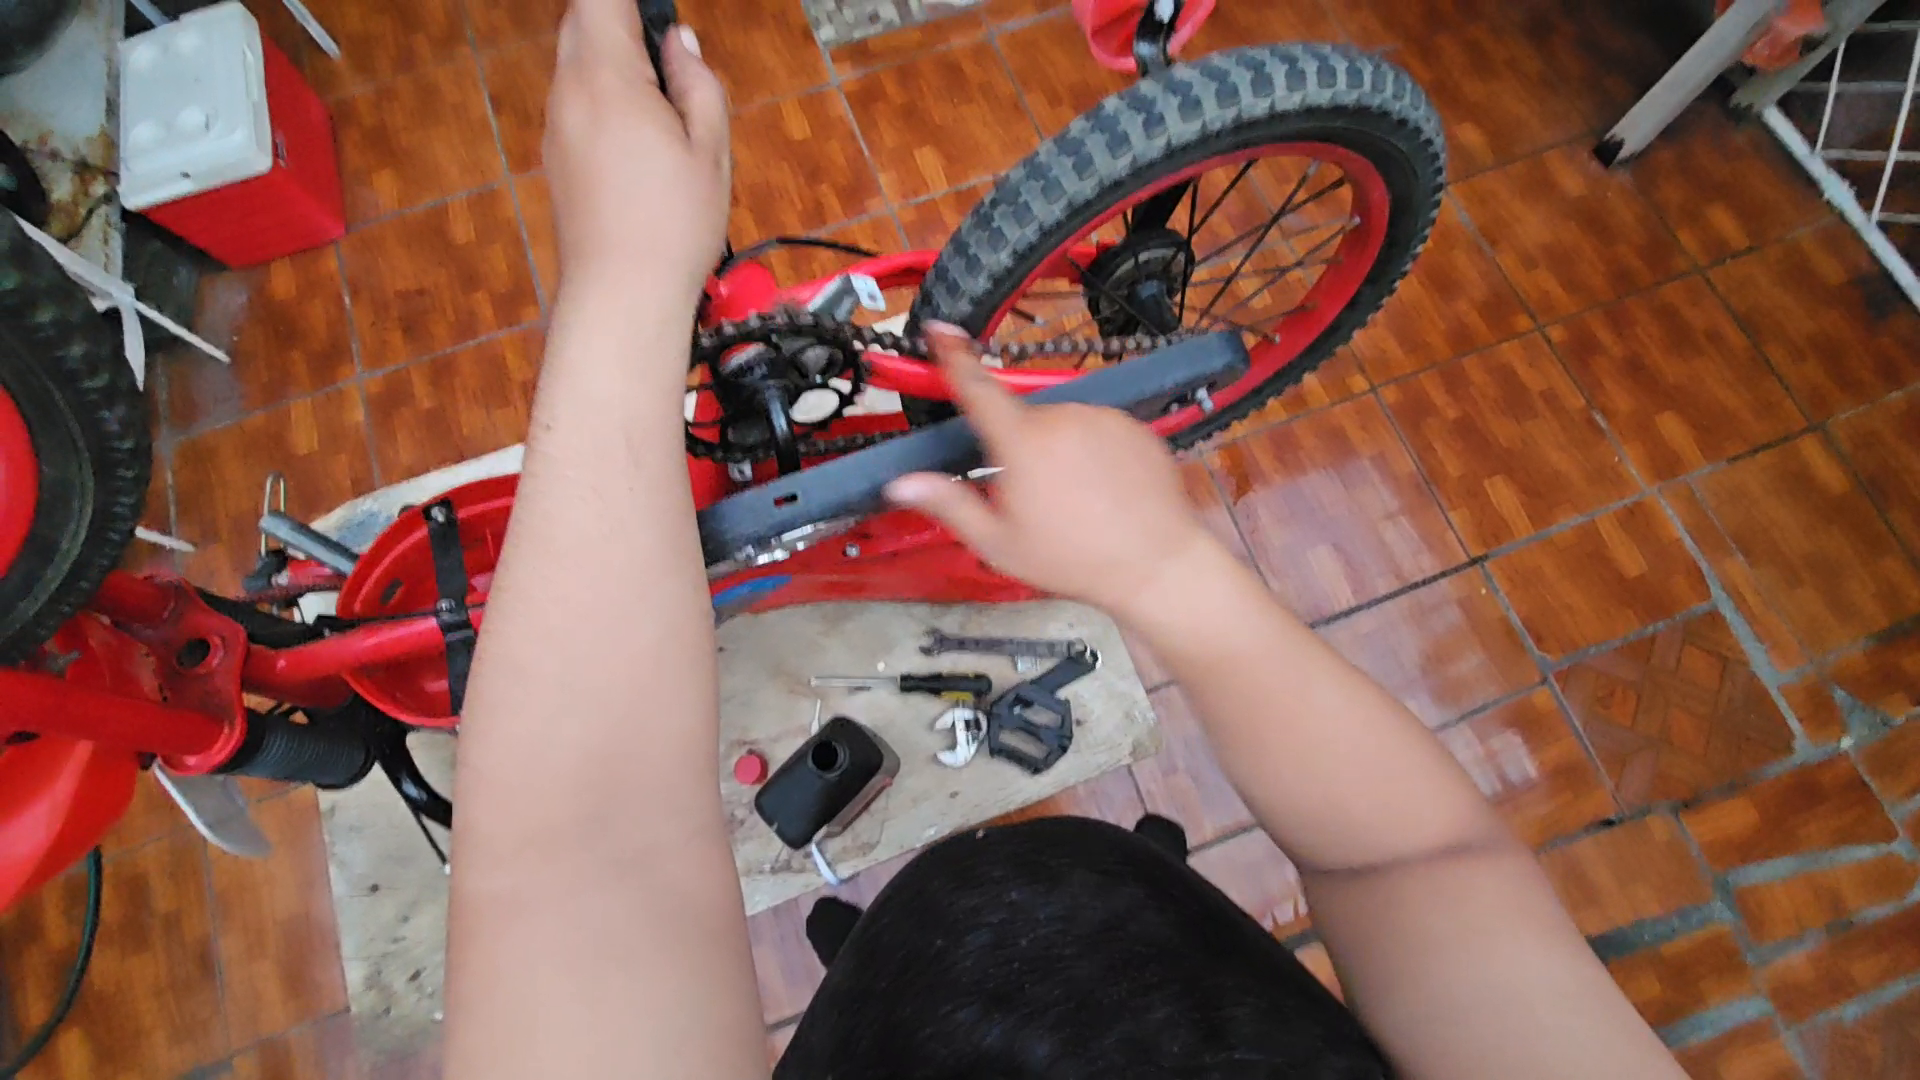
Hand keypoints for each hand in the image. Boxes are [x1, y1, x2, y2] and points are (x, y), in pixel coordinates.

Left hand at [544, 0, 728, 304]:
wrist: (622, 295)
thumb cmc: (675, 226)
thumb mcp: (711, 155)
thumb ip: (698, 86)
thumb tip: (680, 42)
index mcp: (608, 76)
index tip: (661, 16)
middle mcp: (569, 90)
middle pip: (583, 22)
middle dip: (624, 26)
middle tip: (674, 75)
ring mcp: (556, 125)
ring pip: (579, 66)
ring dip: (618, 70)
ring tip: (665, 124)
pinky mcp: (556, 158)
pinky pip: (578, 106)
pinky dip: (606, 105)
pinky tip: (641, 156)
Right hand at [885, 325, 1220, 614]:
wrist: (1156, 564)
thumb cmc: (1071, 559)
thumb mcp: (998, 542)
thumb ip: (948, 504)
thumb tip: (899, 483)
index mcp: (1022, 442)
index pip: (977, 387)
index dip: (954, 355)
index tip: (940, 327)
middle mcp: (1062, 416)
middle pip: (1022, 419)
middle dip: (1019, 448)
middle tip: (1035, 498)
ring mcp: (1102, 416)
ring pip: (1062, 424)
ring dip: (1057, 450)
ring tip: (1076, 498)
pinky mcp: (1133, 425)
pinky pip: (1097, 428)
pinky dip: (1091, 450)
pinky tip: (1103, 488)